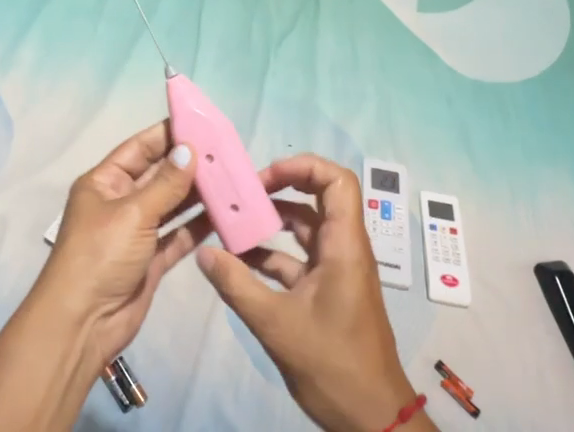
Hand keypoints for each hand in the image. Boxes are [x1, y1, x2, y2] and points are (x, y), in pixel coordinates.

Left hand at [36, 120, 209, 364]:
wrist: (83, 323)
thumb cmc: (100, 255)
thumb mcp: (133, 213)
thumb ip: (166, 183)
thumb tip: (190, 150)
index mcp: (105, 182)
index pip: (140, 148)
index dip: (168, 134)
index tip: (201, 123)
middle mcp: (121, 201)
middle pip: (159, 175)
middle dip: (190, 164)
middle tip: (228, 151)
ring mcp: (137, 232)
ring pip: (173, 204)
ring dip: (199, 194)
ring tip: (233, 177)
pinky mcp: (152, 259)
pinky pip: (180, 234)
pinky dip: (200, 225)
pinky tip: (227, 213)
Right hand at [195, 154, 432, 431]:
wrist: (370, 418)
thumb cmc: (332, 364)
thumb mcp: (276, 323)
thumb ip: (237, 284)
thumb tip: (203, 252)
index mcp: (344, 245)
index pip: (336, 181)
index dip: (303, 166)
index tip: (265, 177)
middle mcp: (343, 249)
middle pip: (318, 198)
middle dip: (280, 188)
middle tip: (243, 193)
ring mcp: (336, 270)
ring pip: (305, 229)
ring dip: (271, 222)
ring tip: (231, 221)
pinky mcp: (327, 292)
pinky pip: (298, 259)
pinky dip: (271, 254)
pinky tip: (237, 260)